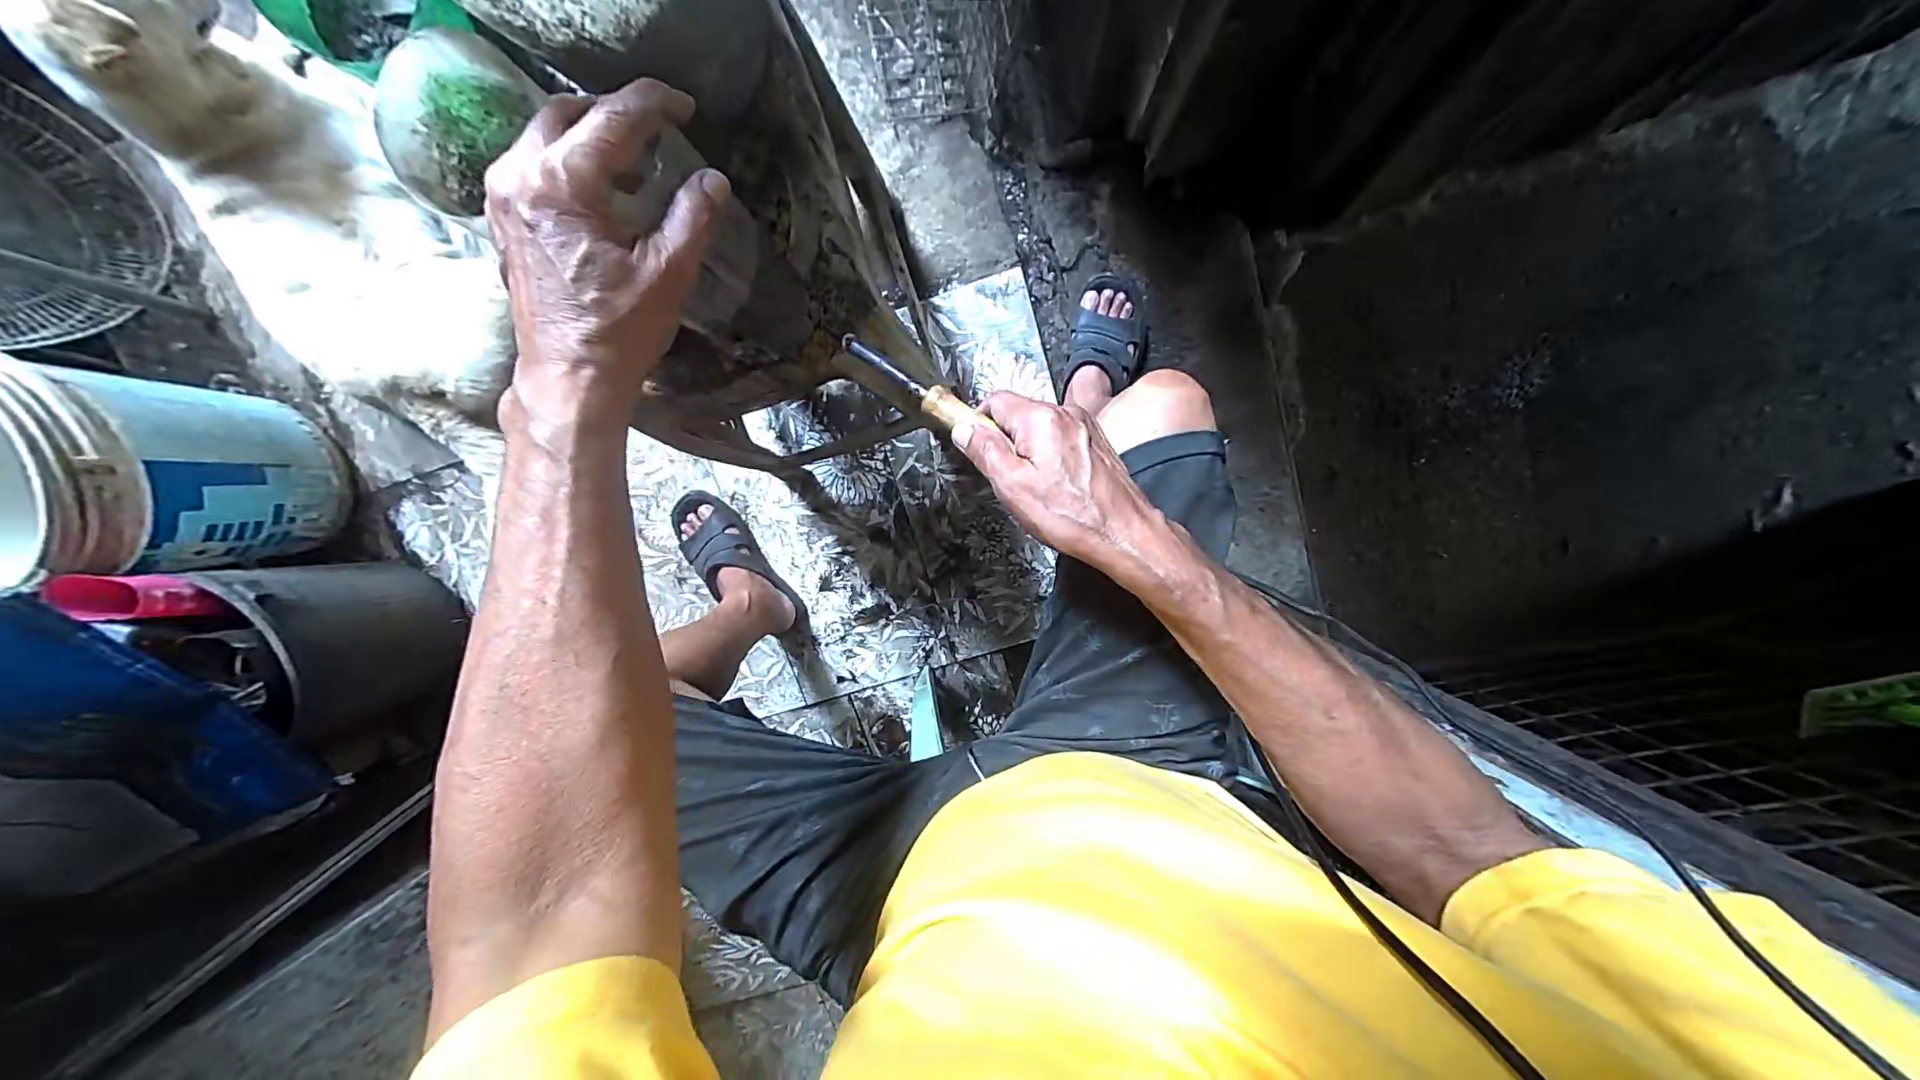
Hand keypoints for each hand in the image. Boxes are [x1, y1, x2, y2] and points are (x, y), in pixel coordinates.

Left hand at [485, 79, 728, 433]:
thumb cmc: (619, 330)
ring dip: (591, 137)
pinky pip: (533, 164)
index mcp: (562, 183)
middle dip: (616, 113)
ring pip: (544, 135)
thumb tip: (713, 180)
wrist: (570, 376)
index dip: (654, 105)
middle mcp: (519, 175)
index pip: (613, 119)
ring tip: (635, 165)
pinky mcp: (503, 218)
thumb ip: (693, 218)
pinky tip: (601, 191)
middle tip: (659, 131)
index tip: (685, 106)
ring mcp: (503, 196)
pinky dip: (568, 161)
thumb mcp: (668, 275)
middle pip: (567, 112)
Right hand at [954, 392, 1168, 574]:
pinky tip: (1055, 485)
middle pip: (1018, 414)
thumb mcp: (1011, 486)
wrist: (1122, 532)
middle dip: (1006, 441)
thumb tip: (964, 429)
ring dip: (1029, 451)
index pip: (994, 400)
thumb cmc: (1073, 516)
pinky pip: (1059, 438)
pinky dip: (1050, 456)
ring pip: (1038, 428)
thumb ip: (984, 451)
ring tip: (1037, 486)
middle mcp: (1065, 413)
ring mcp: (1083, 425)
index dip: (979, 423)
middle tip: (1010, 478)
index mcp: (1040, 419)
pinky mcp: (1094, 440)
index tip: (975, 445)